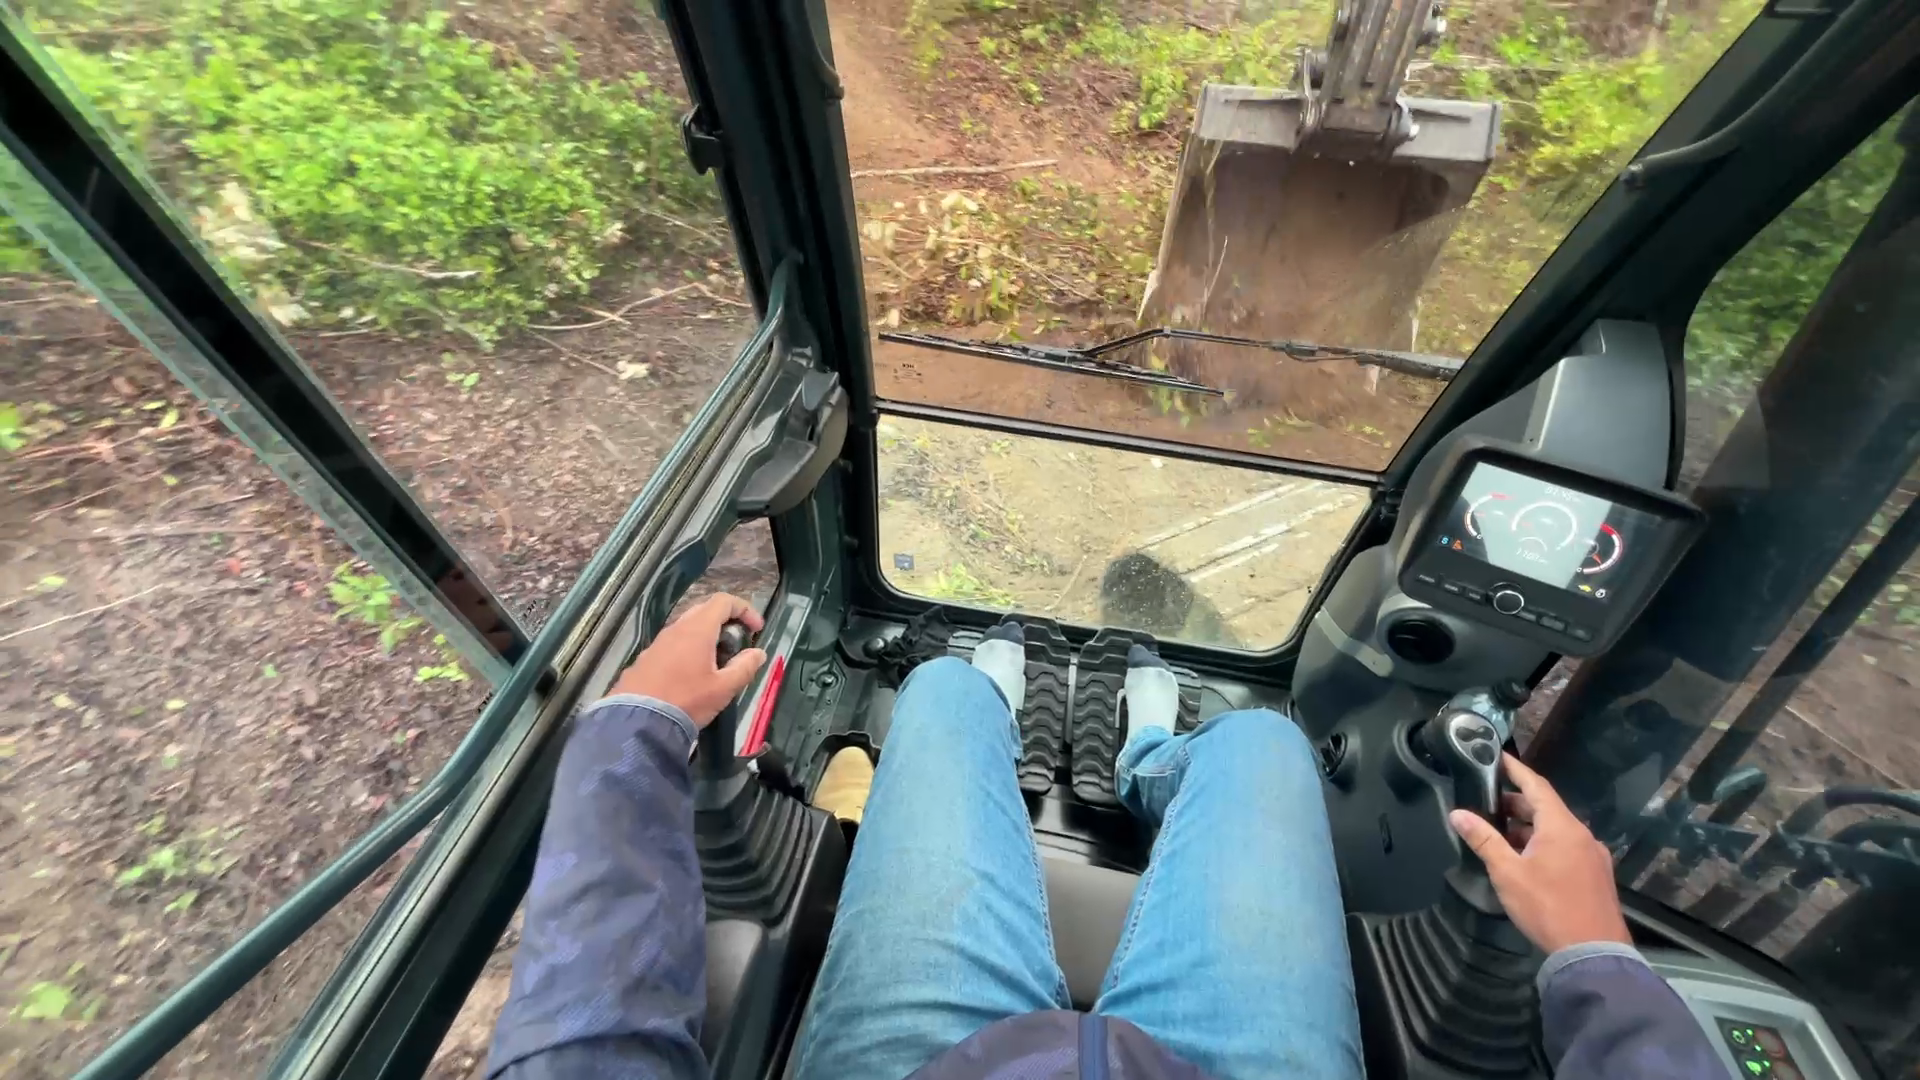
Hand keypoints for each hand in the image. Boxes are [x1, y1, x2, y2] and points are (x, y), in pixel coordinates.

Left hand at [611, 593, 766, 728]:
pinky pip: (672, 644)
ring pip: (687, 628)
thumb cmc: (687, 701)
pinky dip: (688, 649)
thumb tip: (758, 653)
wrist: (637, 723)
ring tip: (716, 663)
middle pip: (705, 610)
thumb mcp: (723, 688)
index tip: (757, 629)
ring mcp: (657, 643)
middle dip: (726, 621)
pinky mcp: (645, 659)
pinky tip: (691, 675)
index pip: (724, 601)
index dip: (745, 609)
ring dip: (706, 637)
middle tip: (737, 643)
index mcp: (697, 630)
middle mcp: (675, 629)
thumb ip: (745, 667)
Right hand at [1449, 753, 1631, 954]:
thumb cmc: (1547, 906)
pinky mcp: (1595, 875)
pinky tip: (1522, 855)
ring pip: (1555, 829)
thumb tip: (1457, 814)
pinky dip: (1541, 841)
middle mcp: (1582, 836)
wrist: (1594, 955)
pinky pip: (1565, 846)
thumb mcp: (1507, 872)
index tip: (1497, 756)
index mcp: (1562, 828)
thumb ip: (1483, 839)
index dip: (1515, 769)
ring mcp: (1593, 857)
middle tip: (1484, 800)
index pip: (1537, 786)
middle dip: (1515, 802)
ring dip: (1527, 825)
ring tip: (1497, 830)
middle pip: (1545, 807)